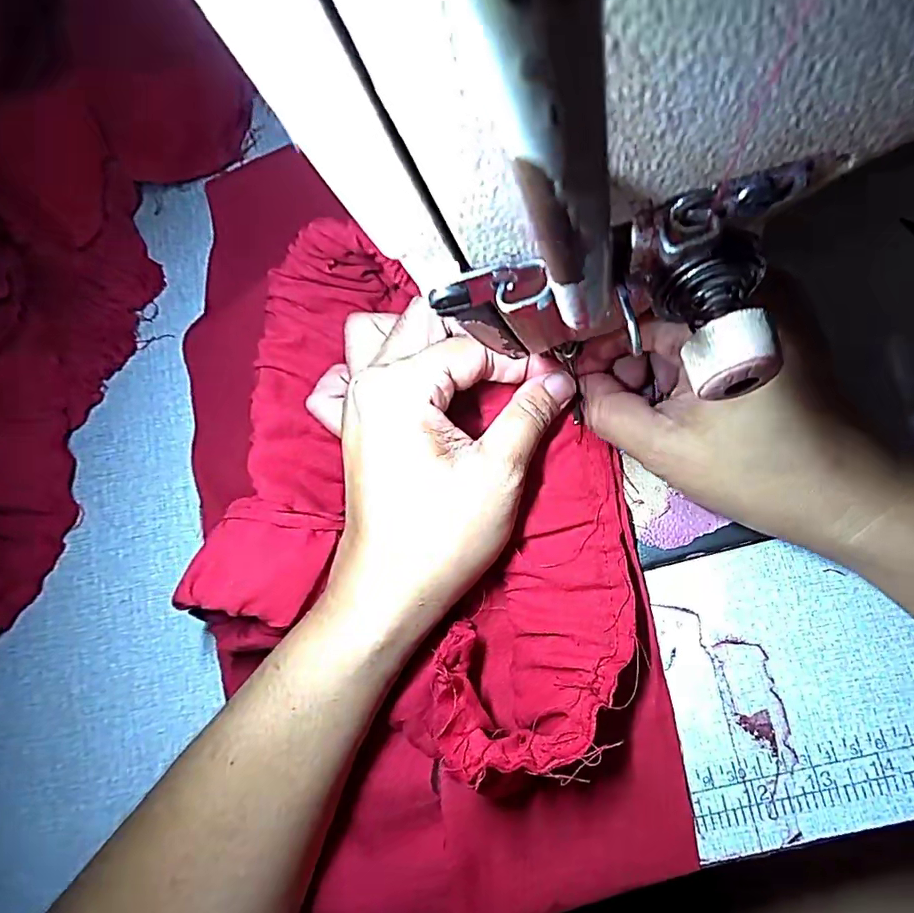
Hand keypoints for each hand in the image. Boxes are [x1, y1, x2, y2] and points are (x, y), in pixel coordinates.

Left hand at [307, 297, 576, 636]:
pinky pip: (365, 371)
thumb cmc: (437, 542)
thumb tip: (557, 380)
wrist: (388, 592)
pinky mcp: (356, 425)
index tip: (547, 378)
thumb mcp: (499, 473)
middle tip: (516, 368)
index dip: (516, 359)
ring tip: (471, 371)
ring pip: (390, 335)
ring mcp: (356, 403)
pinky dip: (393, 367)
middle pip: (424, 321)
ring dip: (431, 339)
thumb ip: (530, 413)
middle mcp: (368, 384)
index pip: (469, 345)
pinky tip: (422, 390)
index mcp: (398, 387)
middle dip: (476, 334)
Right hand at [577, 280, 913, 556]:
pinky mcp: (776, 329)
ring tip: (648, 413)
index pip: (633, 306)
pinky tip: (677, 405)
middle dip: (627, 359)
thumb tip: (581, 384)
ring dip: (654, 367)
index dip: (598, 344)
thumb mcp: (666, 448)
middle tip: (614, 404)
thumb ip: (607, 411)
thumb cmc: (761, 473)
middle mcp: (750, 289)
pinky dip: (683, 367)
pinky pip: (707, 336)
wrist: (846, 494)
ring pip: (680, 326)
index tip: (581, 380)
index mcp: (722, 307)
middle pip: (657, 312)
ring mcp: (769, 306)